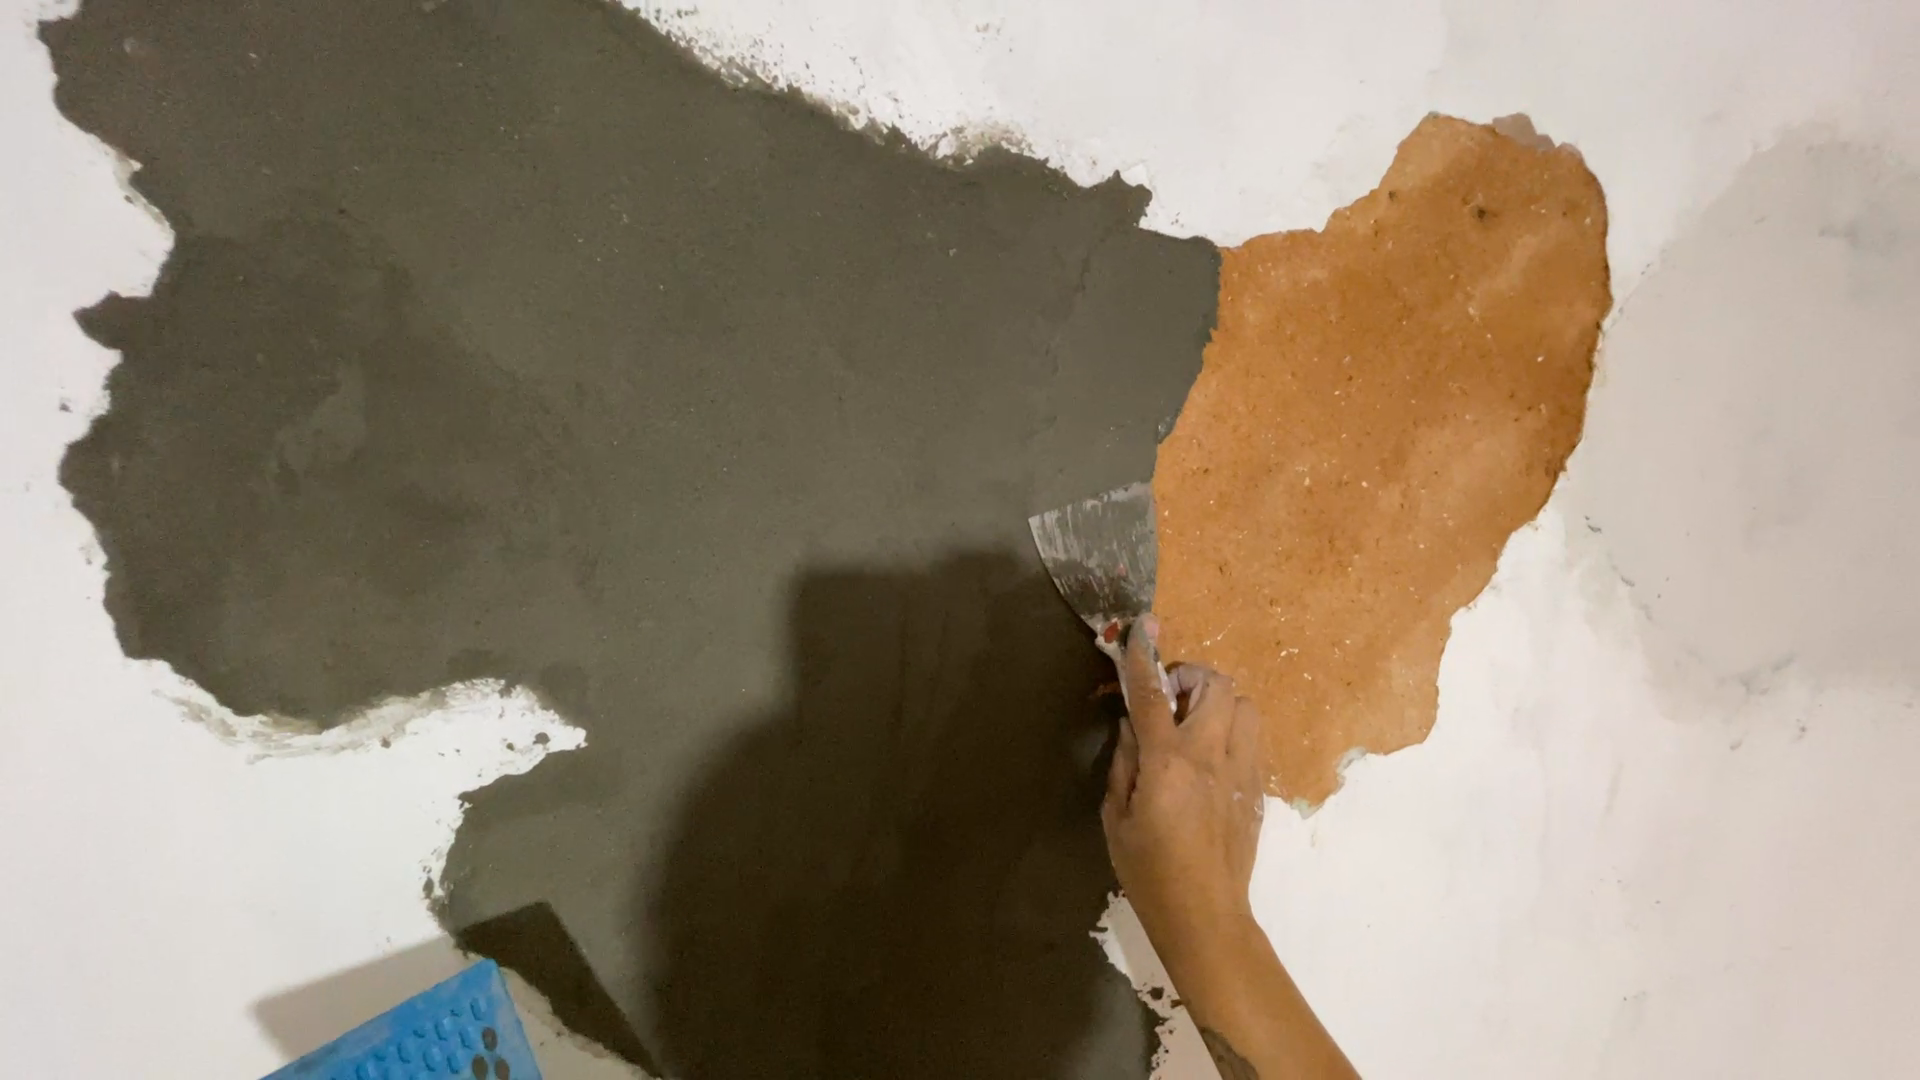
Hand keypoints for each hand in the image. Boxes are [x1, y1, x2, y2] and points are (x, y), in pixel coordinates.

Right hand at [1102, 616, 1265, 977]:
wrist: (1206, 915)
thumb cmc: (1148, 870)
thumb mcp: (1115, 815)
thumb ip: (1125, 761)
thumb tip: (1131, 725)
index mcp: (1168, 764)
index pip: (1153, 696)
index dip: (1144, 658)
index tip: (1140, 629)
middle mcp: (1211, 757)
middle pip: (1216, 686)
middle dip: (1189, 676)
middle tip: (1166, 698)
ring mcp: (1242, 771)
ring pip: (1244, 704)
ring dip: (1215, 700)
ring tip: (1190, 722)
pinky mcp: (1258, 788)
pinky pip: (1251, 736)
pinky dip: (1229, 727)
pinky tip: (1207, 755)